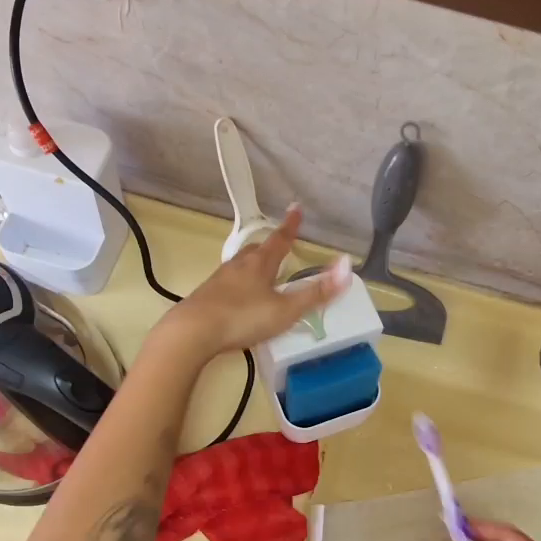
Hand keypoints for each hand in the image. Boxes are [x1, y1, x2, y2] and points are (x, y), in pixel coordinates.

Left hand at [157, 206, 348, 355]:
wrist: (192, 332)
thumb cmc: (243, 318)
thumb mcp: (285, 309)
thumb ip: (316, 292)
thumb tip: (347, 268)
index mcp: (260, 264)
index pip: (279, 239)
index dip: (290, 225)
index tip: (295, 207)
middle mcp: (238, 266)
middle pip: (257, 251)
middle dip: (269, 247)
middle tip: (279, 246)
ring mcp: (219, 281)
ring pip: (240, 267)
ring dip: (253, 267)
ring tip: (262, 273)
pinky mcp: (206, 297)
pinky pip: (228, 284)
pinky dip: (239, 286)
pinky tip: (240, 299)